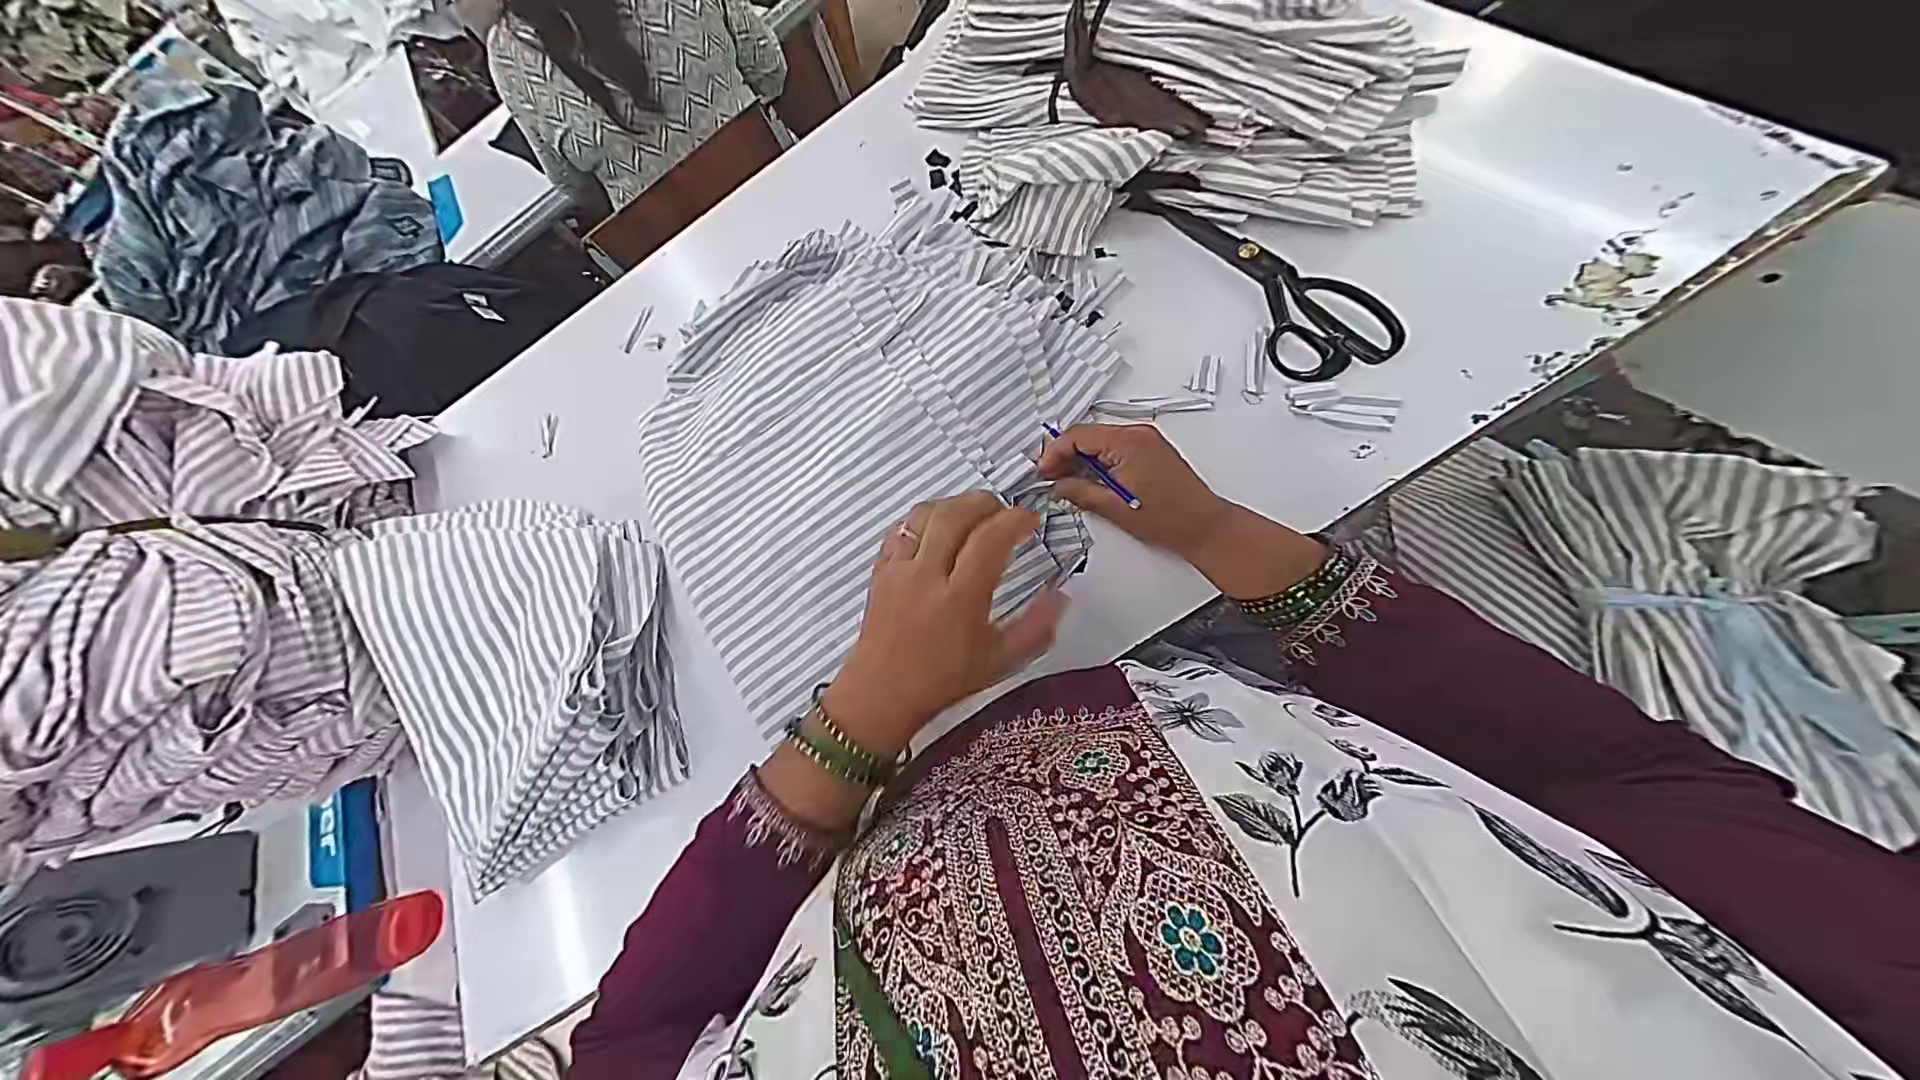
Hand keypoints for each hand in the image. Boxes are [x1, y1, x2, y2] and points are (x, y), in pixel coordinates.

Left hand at [824, 492, 1067, 757]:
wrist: (882, 695)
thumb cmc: (940, 681)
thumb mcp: (999, 661)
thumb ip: (1036, 628)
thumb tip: (1062, 597)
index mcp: (960, 599)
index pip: (990, 539)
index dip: (1015, 520)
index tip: (1030, 519)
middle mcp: (927, 577)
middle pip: (955, 515)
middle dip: (985, 503)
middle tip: (1003, 511)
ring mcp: (899, 571)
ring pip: (924, 515)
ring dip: (953, 505)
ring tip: (972, 514)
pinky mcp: (880, 571)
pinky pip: (901, 529)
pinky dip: (923, 520)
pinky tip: (936, 529)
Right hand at [1037, 422, 1326, 599]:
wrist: (1204, 526)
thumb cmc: (1171, 518)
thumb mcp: (1114, 508)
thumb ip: (1079, 491)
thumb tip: (1059, 485)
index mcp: (1128, 443)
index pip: (1077, 436)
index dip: (1054, 453)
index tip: (1043, 471)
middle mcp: (1138, 434)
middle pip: (1087, 436)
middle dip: (1065, 456)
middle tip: (1050, 478)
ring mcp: (1145, 440)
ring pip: (1099, 442)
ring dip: (1081, 460)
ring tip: (1068, 483)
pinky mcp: (1149, 450)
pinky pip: (1114, 448)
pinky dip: (1098, 462)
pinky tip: (1090, 481)